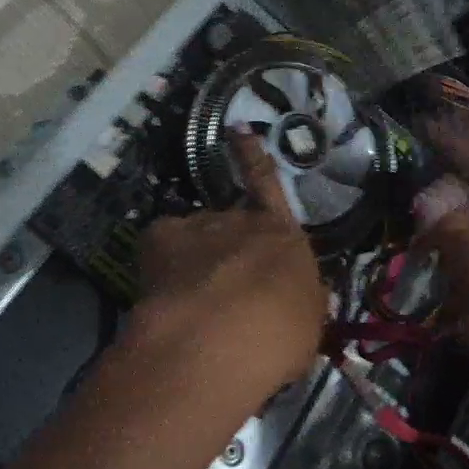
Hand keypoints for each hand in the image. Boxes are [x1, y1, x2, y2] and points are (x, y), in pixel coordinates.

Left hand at [131, 129, 327, 400]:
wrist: (220, 338)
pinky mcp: (161, 238)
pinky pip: (162, 244)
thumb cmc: (278, 337)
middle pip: (231, 224)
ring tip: (192, 303)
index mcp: (284, 238)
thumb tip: (288, 295)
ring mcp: (199, 225)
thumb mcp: (308, 320)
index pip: (268, 185)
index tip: (237, 130)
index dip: (252, 156)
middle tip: (222, 294)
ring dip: (195, 259)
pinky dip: (162, 262)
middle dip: (226, 250)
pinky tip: (165, 291)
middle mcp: (241, 221)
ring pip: (196, 237)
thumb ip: (297, 296)